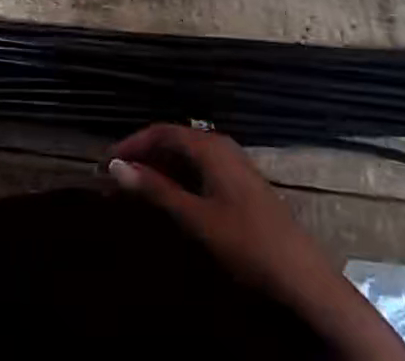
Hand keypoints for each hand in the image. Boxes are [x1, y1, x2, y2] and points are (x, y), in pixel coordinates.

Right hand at [107, 125, 341, 304]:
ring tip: (133, 189)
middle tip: (115, 178)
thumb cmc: (244, 242)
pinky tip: (166, 197)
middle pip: (174, 140)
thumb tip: (116, 166)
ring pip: (186, 156)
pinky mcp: (238, 183)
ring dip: (159, 168)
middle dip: (143, 156)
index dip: (132, 143)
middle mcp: (221, 146)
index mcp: (210, 147)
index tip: (106, 162)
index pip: (162, 131)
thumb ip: (156, 189)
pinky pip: (199, 169)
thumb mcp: (194, 217)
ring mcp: (232, 164)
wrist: (299, 272)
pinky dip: (177, 178)